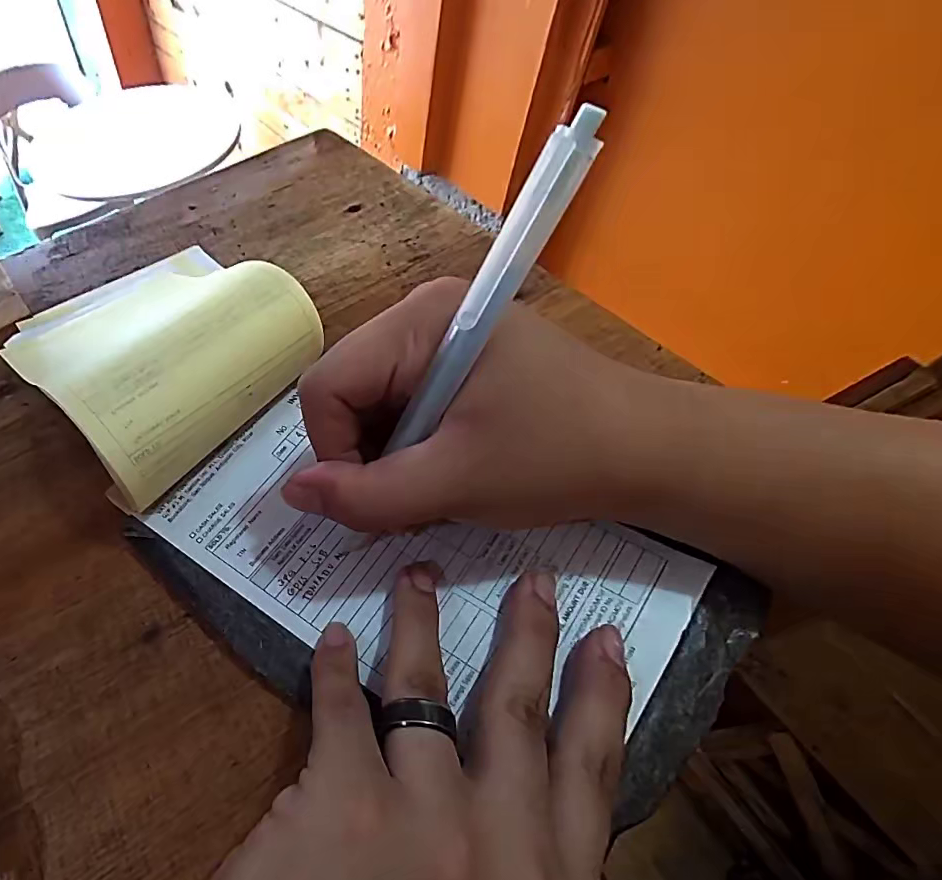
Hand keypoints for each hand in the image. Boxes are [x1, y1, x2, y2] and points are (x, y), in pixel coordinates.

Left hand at [145, 563, 631, 879]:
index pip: (593, 775)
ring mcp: (421, 821)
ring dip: (422, 623)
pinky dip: (337, 665)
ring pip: (429, 687)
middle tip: (538, 583)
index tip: (606, 642)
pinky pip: (345, 705)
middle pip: (521, 714)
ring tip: (420, 580)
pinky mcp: (341, 800)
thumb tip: (513, 795)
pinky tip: (336, 640)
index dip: (602, 698)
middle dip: (532, 637)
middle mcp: (499, 857)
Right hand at [284, 278, 659, 531]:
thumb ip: (367, 495)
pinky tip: (449, 473)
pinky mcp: (460, 363)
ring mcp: (444, 337)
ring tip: (437, 492)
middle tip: (411, 503)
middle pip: (346, 394)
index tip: (375, 501)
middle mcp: (424, 314)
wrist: (649, 452)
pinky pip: (405, 409)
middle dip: (366, 459)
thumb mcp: (455, 483)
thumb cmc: (559, 458)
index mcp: (422, 320)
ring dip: (391, 461)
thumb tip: (293, 492)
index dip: (334, 452)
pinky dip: (413, 452)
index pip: (327, 386)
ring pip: (372, 408)